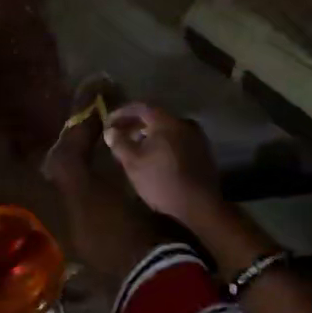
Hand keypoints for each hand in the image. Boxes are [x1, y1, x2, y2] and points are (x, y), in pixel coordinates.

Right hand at [104, 102, 224, 227]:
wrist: (199, 205)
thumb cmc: (161, 180)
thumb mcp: (132, 162)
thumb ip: (119, 143)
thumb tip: (111, 131)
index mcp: (167, 121)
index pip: (140, 107)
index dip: (121, 113)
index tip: (109, 123)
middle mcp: (184, 123)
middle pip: (154, 117)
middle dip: (134, 125)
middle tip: (119, 135)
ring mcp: (196, 137)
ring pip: (166, 129)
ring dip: (148, 135)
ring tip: (134, 147)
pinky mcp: (202, 151)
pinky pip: (177, 140)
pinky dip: (162, 143)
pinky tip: (154, 156)